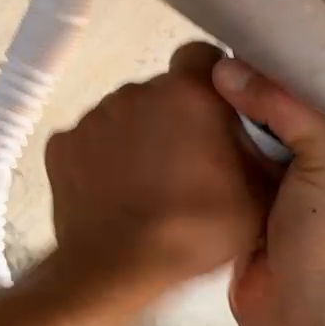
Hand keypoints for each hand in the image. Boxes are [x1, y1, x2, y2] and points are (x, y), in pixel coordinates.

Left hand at [44, 42, 273, 290]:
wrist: (115, 268)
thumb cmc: (195, 231)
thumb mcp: (260, 195)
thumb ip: (264, 148)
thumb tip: (265, 130)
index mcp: (187, 93)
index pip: (201, 57)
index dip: (211, 81)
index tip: (216, 114)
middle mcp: (134, 92)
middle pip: (160, 91)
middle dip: (173, 115)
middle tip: (185, 160)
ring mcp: (90, 118)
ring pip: (121, 114)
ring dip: (135, 135)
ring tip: (144, 181)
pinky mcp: (59, 144)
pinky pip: (86, 140)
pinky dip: (98, 157)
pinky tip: (109, 189)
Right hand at [210, 58, 324, 325]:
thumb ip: (294, 109)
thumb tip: (227, 69)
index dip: (317, 52)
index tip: (271, 20)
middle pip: (307, 102)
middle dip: (268, 76)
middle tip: (224, 39)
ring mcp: (303, 184)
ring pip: (269, 129)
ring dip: (238, 108)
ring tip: (200, 69)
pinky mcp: (261, 205)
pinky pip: (241, 160)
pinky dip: (220, 141)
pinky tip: (194, 116)